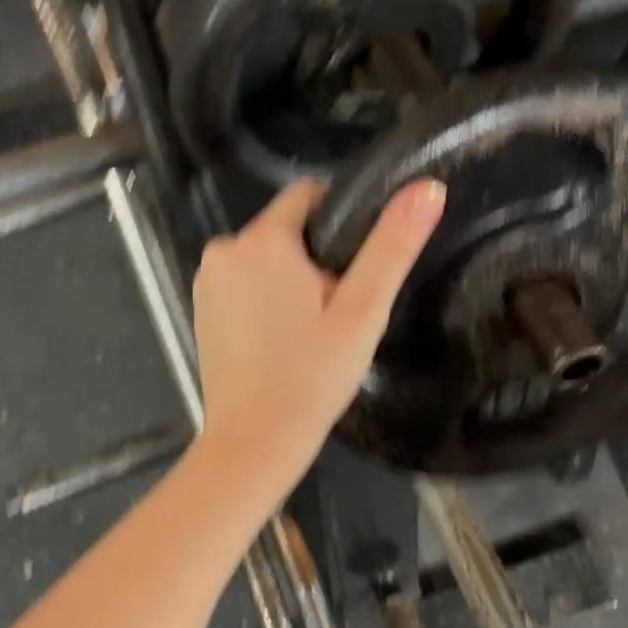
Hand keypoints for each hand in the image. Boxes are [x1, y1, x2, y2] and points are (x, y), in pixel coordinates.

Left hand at [192, 177, 445, 472]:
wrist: (254, 441)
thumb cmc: (311, 378)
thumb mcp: (362, 312)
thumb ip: (392, 246)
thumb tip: (427, 186)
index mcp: (263, 239)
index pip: (309, 194)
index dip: (341, 222)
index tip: (356, 268)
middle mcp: (224, 249)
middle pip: (287, 231)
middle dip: (315, 259)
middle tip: (336, 313)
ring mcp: (206, 281)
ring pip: (265, 260)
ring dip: (289, 281)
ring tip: (310, 332)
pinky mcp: (199, 310)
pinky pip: (243, 286)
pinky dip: (263, 302)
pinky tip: (281, 343)